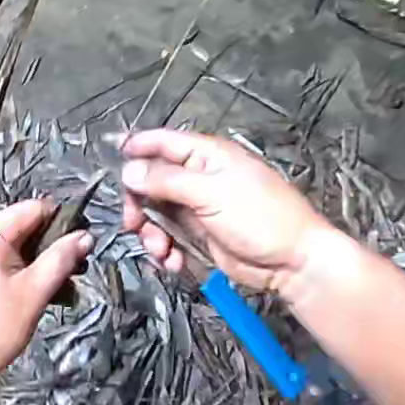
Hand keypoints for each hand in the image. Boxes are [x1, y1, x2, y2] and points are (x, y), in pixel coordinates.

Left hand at [0, 199, 92, 400]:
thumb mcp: (35, 290)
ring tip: (65, 286)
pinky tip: (47, 295)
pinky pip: (11, 264)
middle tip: (79, 266)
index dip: (65, 222)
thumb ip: (62, 258)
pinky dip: (31, 275)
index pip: (36, 208)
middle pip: (29, 227)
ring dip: (47, 264)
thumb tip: (84, 237)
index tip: (85, 240)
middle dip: (57, 246)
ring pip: (23, 248)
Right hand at [118, 129, 334, 294]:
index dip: (136, 148)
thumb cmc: (260, 217)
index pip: (163, 142)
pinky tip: (174, 262)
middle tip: (134, 224)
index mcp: (206, 156)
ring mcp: (199, 208)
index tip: (112, 160)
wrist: (292, 262)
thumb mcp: (211, 193)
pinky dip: (166, 251)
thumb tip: (129, 170)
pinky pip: (170, 238)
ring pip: (156, 214)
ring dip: (151, 234)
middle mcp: (199, 178)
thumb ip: (166, 180)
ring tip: (161, 251)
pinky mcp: (200, 236)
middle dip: (139, 205)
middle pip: (151, 182)